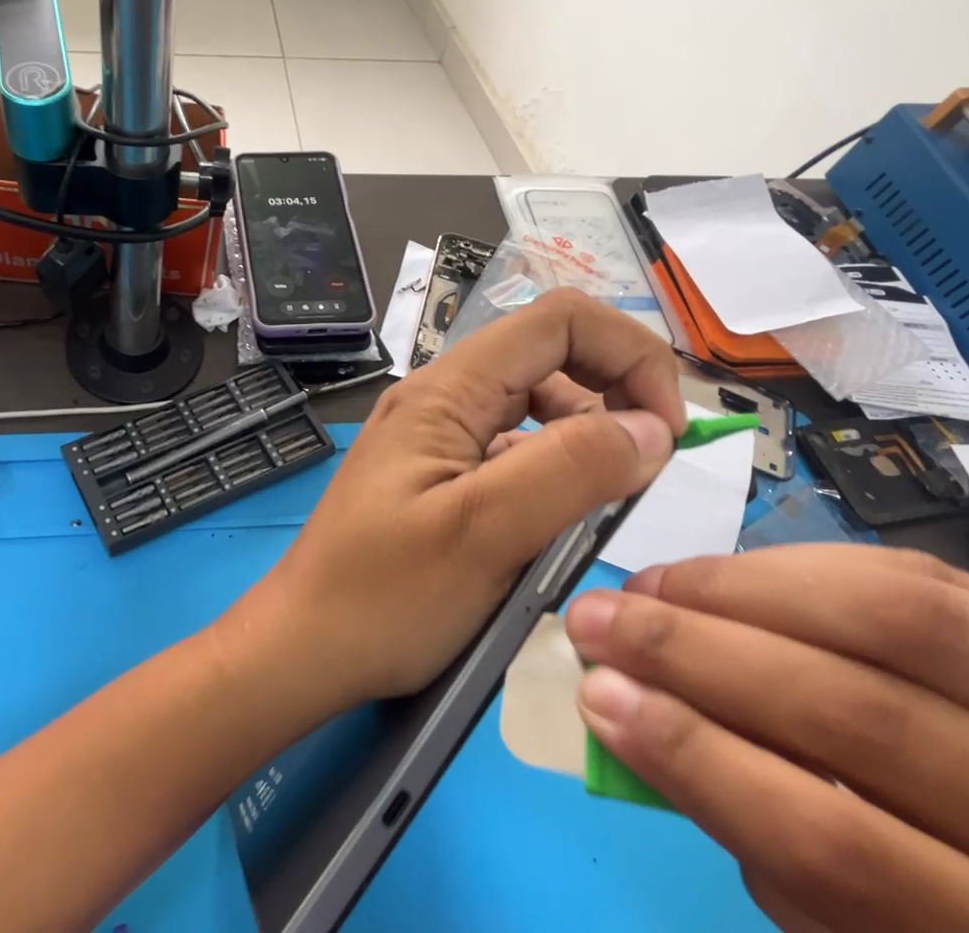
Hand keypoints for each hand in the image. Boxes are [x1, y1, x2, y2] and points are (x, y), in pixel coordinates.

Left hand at [211, 288, 685, 718]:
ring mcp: (431, 441)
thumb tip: (651, 429)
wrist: (304, 647)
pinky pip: (507, 453)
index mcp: (444, 394)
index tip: (664, 431)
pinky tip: (555, 521)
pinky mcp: (431, 479)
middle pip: (547, 359)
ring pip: (532, 409)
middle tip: (641, 474)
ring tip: (602, 501)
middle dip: (612, 396)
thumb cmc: (384, 598)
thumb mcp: (486, 533)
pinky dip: (548, 473)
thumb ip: (570, 470)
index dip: (627, 355)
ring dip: (582, 440)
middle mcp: (436, 402)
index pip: (557, 321)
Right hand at [565, 544, 968, 932]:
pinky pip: (948, 587)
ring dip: (745, 590)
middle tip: (597, 621)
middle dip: (697, 655)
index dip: (697, 756)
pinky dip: (815, 568)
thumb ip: (768, 846)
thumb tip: (635, 713)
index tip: (599, 697)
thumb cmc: (956, 925)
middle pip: (873, 718)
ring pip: (917, 623)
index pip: (842, 845)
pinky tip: (734, 578)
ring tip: (652, 585)